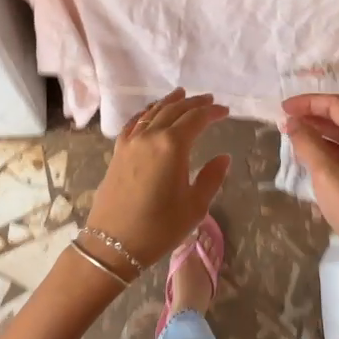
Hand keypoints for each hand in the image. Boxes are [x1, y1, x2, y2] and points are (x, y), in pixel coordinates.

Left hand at [84, 89, 232, 275]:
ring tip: (182, 94)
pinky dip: (146, 113)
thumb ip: (211, 177)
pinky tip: (150, 112)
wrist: (113, 244)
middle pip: (174, 110)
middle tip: (208, 99)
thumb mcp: (195, 206)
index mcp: (173, 146)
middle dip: (193, 103)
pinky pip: (134, 123)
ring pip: (152, 112)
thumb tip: (223, 157)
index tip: (225, 110)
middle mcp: (150, 136)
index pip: (196, 119)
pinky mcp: (118, 152)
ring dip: (170, 102)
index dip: (212, 112)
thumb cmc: (159, 227)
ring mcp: (130, 142)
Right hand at [283, 93, 338, 286]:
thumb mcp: (326, 172)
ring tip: (290, 137)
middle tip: (284, 120)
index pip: (336, 105)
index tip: (284, 108)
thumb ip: (307, 143)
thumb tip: (291, 121)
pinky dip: (321, 153)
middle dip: (311, 115)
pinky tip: (305, 161)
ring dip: (315, 134)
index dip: (309, 102)